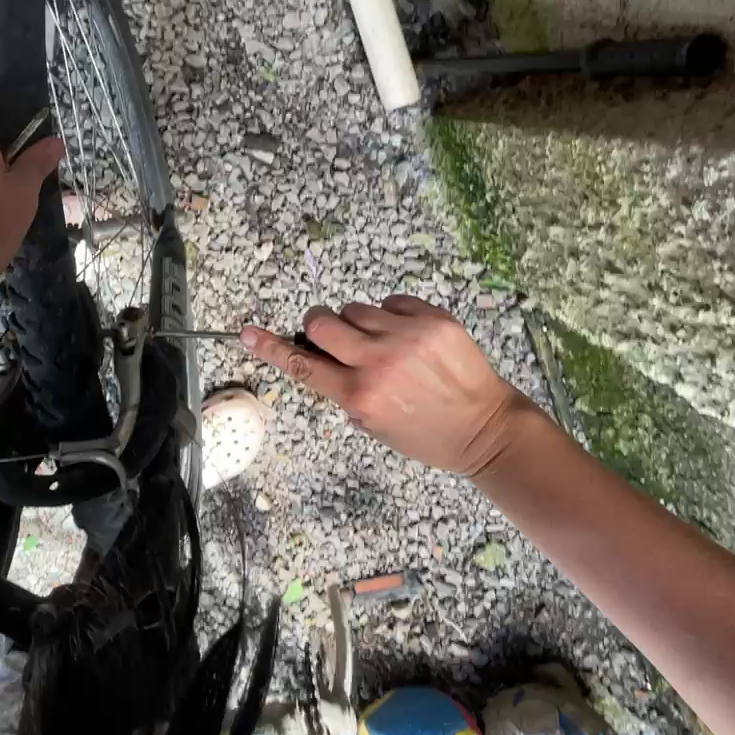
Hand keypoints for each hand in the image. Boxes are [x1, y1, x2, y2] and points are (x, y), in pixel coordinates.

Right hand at [240, 295, 533, 477]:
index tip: (247, 333)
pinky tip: (409, 336)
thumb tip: (319, 356)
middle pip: (321, 322)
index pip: (303, 366)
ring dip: (359, 323)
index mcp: (361, 396)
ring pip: (355, 309)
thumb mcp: (375, 425)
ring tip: (385, 344)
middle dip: (321, 328)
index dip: (271, 348)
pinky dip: (392, 314)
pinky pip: (391, 300)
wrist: (487, 429)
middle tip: (337, 339)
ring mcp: (407, 337)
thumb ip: (343, 390)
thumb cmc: (427, 434)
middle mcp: (379, 363)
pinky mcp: (434, 319)